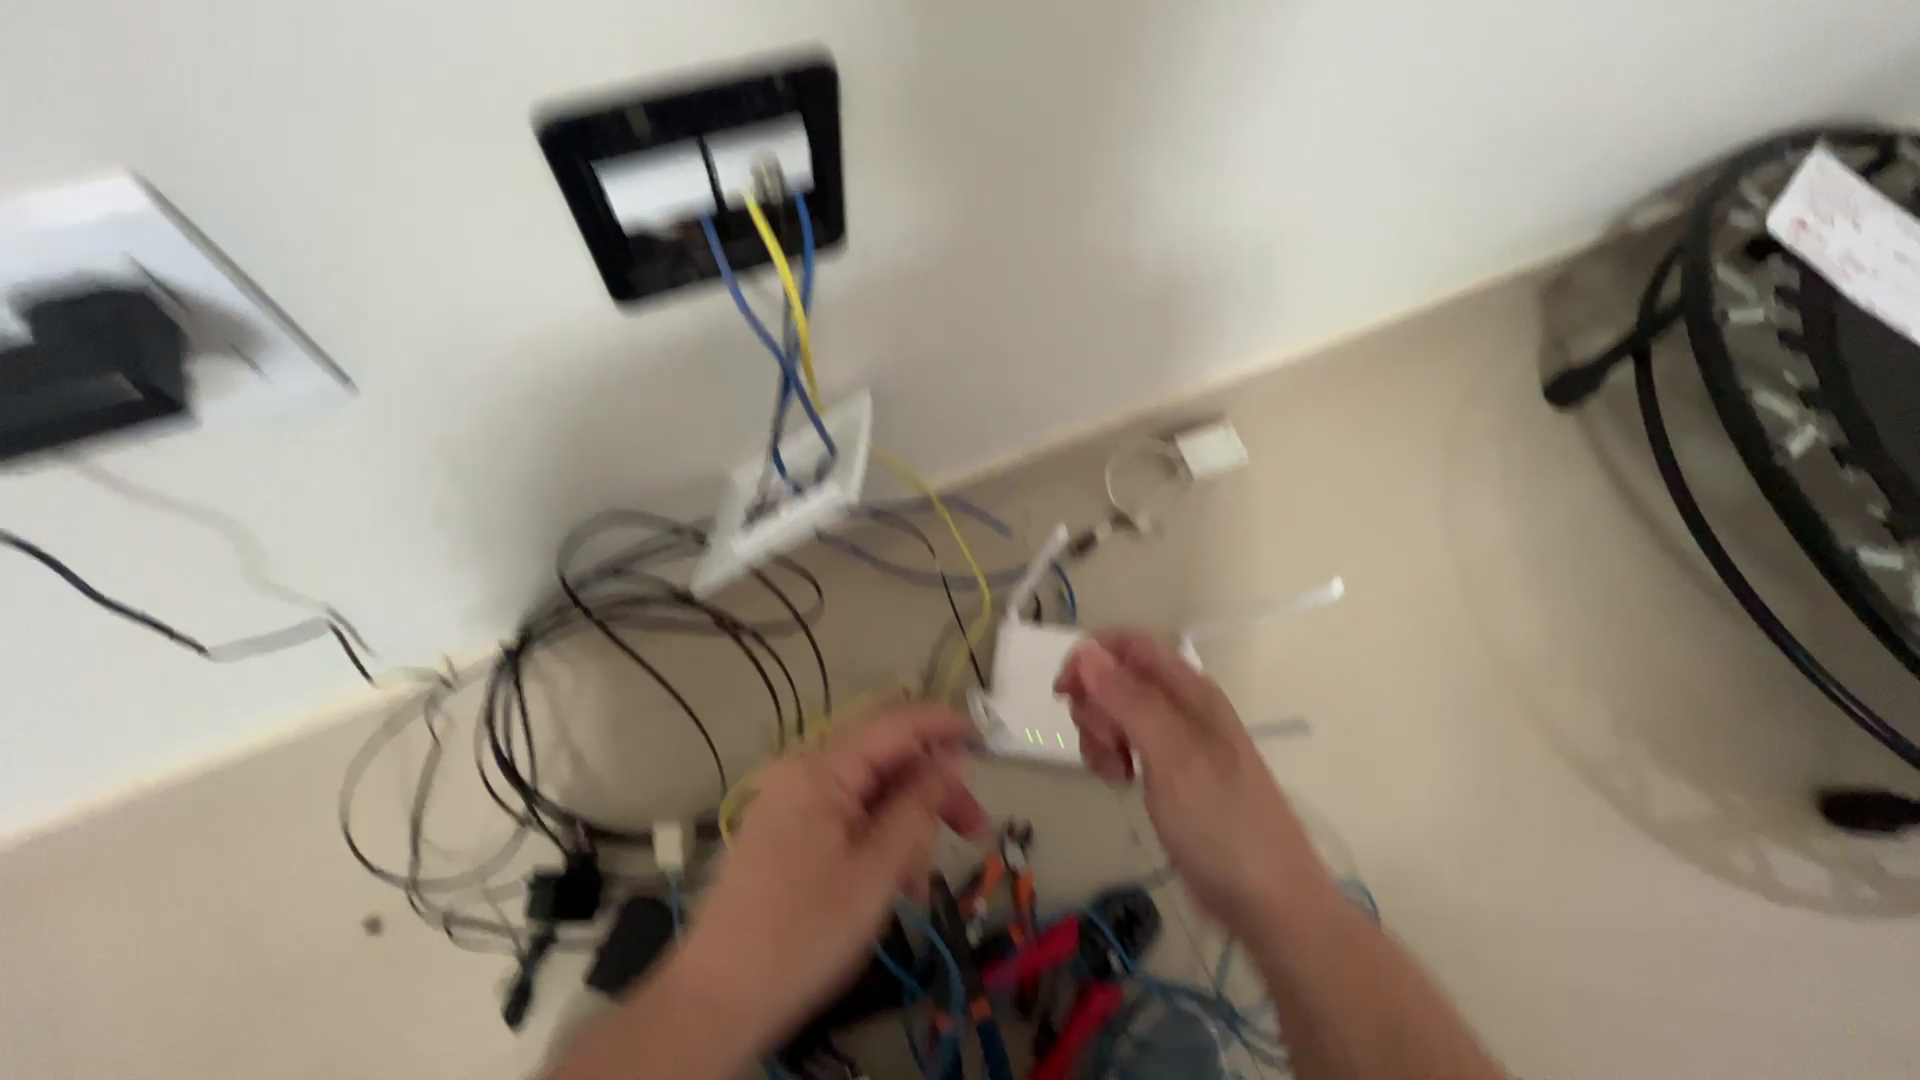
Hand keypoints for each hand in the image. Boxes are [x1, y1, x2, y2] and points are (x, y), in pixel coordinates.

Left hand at [678, 704, 987, 1041]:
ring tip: (915, 886)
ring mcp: (790, 803)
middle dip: (932, 792)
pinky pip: (846, 820)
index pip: (895, 724)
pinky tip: (889, 887)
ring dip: (905, 828)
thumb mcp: (877, 869)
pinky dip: (877, 843)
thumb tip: (954, 757)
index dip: (944, 725)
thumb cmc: (805, 932)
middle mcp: (802, 773)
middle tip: (975, 832)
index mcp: (820, 770)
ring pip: (870, 795)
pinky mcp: (786, 833)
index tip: (989, 743)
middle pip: (885, 761)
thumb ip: (919, 805)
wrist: (719, 998)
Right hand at [1055, 629, 1328, 934]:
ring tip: (1117, 772)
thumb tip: (1087, 650)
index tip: (1064, 694)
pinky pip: (1124, 745)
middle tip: (1109, 746)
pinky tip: (1122, 782)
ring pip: (1115, 712)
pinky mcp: (1168, 772)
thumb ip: (1129, 700)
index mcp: (1189, 690)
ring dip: (1099, 735)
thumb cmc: (1221, 822)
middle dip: (1095, 705)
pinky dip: (1110, 757)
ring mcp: (1175, 741)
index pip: (1128, 644)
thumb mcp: (1172, 755)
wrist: (1265, 898)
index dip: (1090, 657)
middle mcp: (1181, 706)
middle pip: (1115, 677)